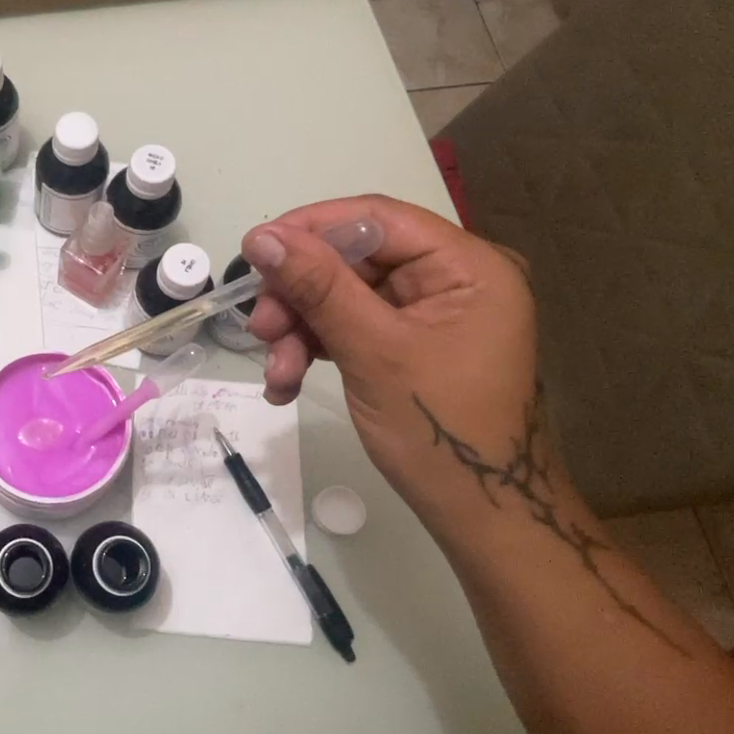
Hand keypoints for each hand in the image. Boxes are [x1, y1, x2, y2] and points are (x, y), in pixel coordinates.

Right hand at [241, 195, 548, 515]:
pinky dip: (314, 350)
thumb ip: (317, 287)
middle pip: (352, 261)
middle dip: (298, 295)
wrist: (480, 514)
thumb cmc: (440, 430)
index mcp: (466, 266)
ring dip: (298, 331)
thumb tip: (261, 237)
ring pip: (341, 298)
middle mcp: (449, 280)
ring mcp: (427, 315)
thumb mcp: (372, 351)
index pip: (376, 219)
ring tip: (275, 373)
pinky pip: (349, 329)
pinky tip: (287, 385)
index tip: (254, 253)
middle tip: (260, 329)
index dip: (310, 228)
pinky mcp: (407, 345)